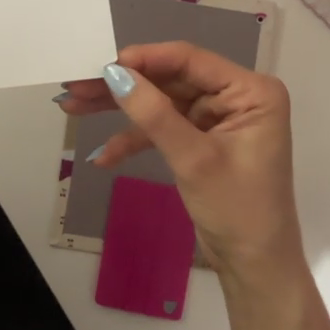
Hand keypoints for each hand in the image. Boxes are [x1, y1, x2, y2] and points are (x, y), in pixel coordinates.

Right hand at [61, 42, 302, 279]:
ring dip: (120, 109)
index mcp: (250, 91)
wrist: (255, 270)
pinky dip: (133, 140)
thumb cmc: (238, 211)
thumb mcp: (194, 160)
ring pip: (159, 100)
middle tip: (76, 85)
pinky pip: (161, 128)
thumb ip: (154, 114)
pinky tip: (103, 157)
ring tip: (73, 106)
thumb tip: (114, 73)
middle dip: (123, 85)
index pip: (189, 60)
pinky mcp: (200, 139)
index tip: (101, 64)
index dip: (144, 59)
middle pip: (168, 78)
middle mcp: (235, 96)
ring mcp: (216, 118)